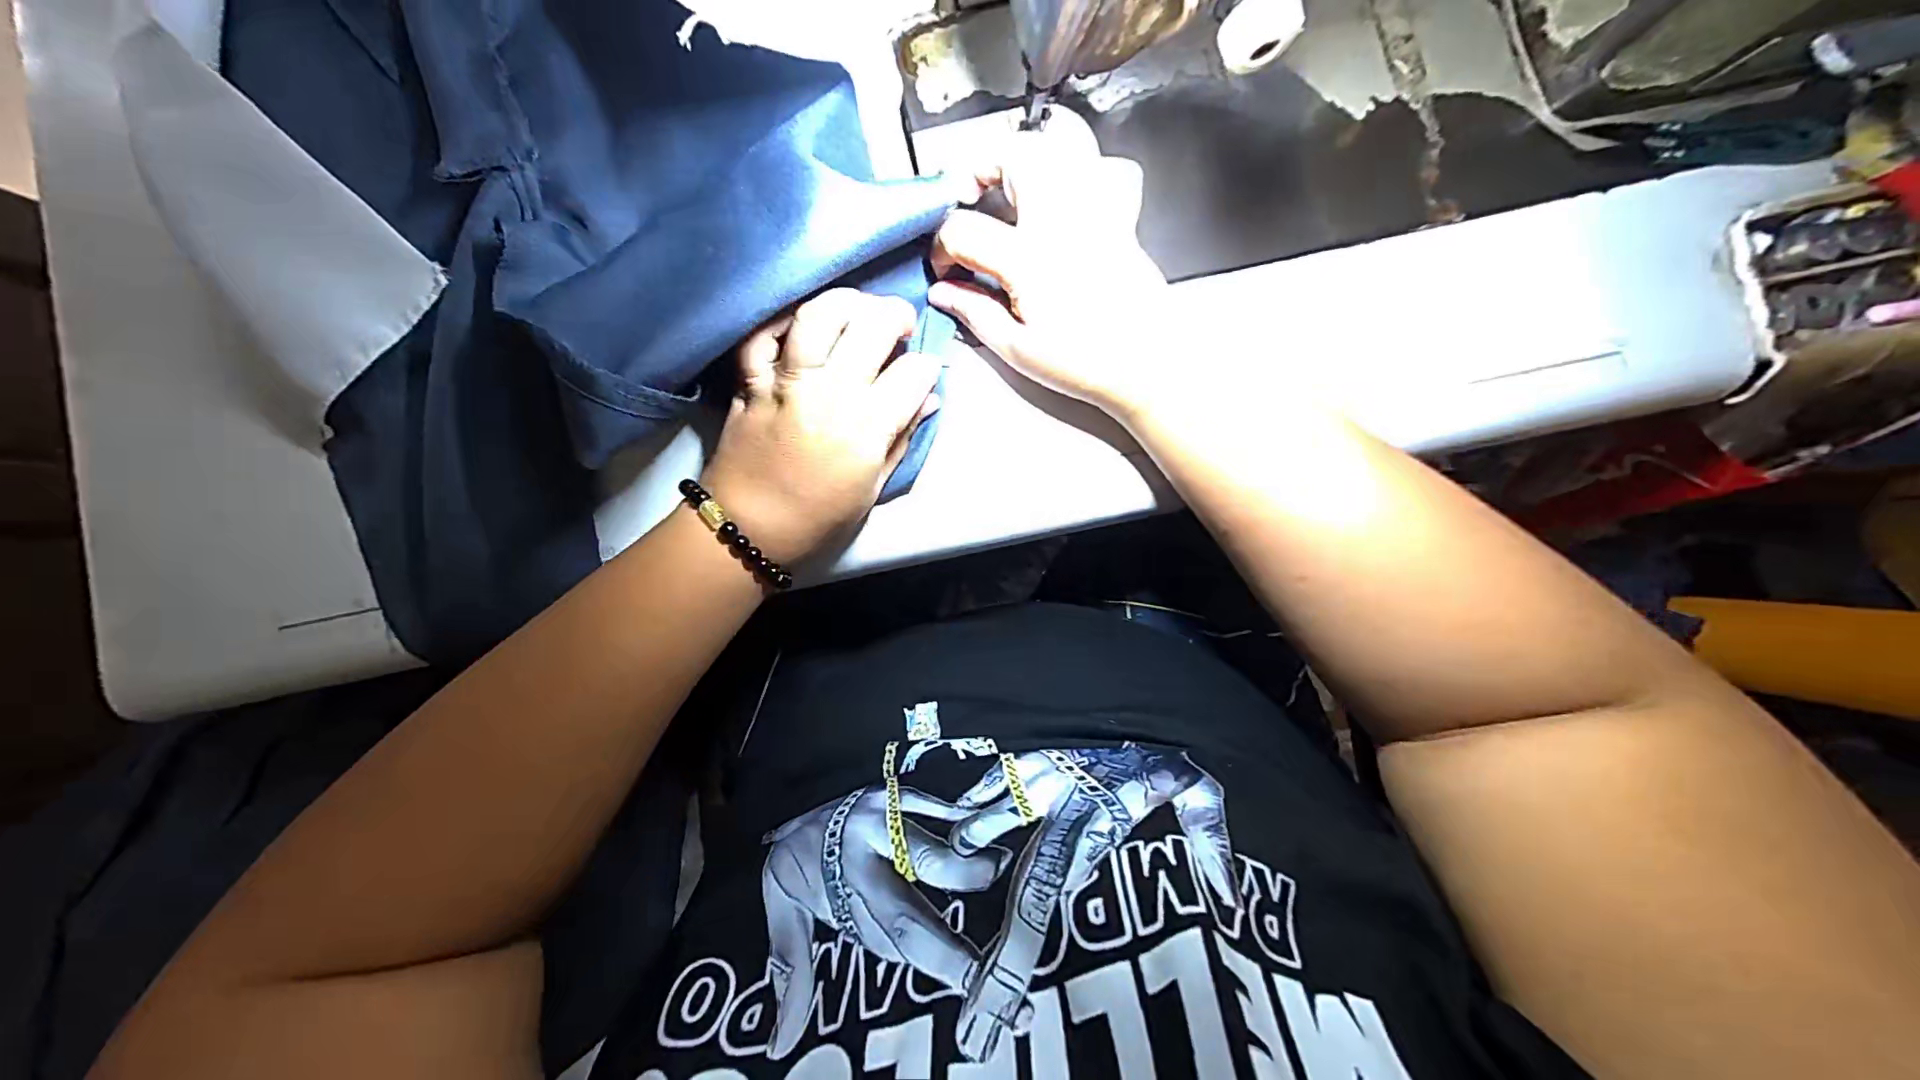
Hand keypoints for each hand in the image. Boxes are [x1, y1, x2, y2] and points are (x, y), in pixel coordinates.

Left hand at [702, 289, 940, 563]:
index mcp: (866, 429)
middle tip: (900, 326)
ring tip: (857, 311)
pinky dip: (782, 321)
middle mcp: (830, 395)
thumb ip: (901, 439)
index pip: (913, 372)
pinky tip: (802, 325)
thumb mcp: (872, 488)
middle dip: (897, 316)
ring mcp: (787, 382)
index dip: (926, 367)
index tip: (923, 373)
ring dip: (846, 302)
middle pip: (872, 327)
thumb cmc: (818, 518)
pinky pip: (763, 334)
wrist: (748, 528)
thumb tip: (929, 400)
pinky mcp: (752, 380)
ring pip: (819, 315)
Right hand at [927, 112, 1170, 419]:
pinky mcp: (1119, 218)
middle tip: (967, 198)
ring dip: (1024, 156)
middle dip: (977, 168)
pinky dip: (1077, 167)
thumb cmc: (1091, 364)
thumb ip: (975, 312)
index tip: (944, 267)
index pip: (964, 229)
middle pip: (1012, 155)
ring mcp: (1096, 213)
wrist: (1148, 366)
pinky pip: (1102, 167)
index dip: (941, 247)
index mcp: (1030, 259)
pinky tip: (1061, 194)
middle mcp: (1063, 223)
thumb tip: (944, 292)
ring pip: (1059, 145)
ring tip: (1008, 183)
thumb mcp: (1017, 348)